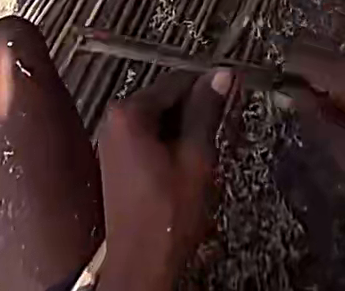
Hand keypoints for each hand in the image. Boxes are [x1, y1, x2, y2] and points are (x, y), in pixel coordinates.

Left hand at [95, 69, 231, 289]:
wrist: (140, 268)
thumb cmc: (166, 217)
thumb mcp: (196, 157)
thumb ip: (207, 111)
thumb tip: (222, 76)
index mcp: (129, 113)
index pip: (177, 81)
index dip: (207, 86)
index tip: (231, 90)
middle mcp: (115, 119)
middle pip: (166, 98)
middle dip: (195, 110)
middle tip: (221, 126)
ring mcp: (113, 139)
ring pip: (160, 117)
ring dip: (185, 127)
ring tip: (205, 150)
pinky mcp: (117, 158)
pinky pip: (149, 135)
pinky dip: (170, 141)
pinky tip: (187, 162)